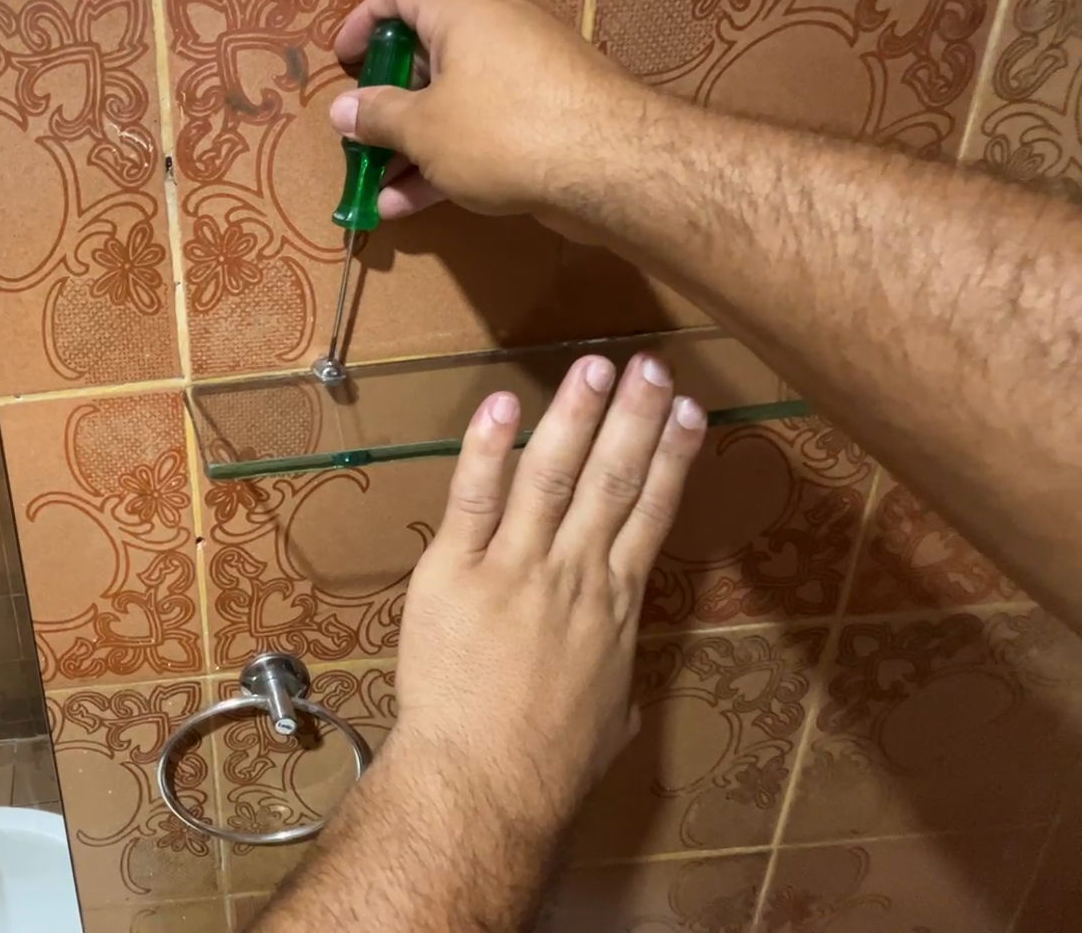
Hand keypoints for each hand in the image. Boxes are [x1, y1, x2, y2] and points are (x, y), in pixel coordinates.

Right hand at [328, 0, 654, 230]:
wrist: (608, 169)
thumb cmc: (501, 131)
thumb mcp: (423, 127)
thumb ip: (377, 116)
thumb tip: (342, 110)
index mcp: (462, 14)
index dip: (366, 17)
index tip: (343, 61)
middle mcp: (492, 34)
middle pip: (423, 54)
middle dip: (383, 100)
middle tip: (357, 132)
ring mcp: (517, 79)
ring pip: (446, 103)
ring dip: (405, 145)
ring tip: (372, 187)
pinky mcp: (535, 119)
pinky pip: (472, 133)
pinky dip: (437, 163)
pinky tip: (404, 205)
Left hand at [387, 353, 705, 826]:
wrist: (486, 778)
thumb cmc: (545, 756)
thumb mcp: (606, 712)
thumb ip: (614, 673)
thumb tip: (619, 673)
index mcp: (615, 604)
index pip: (651, 514)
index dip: (670, 458)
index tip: (685, 412)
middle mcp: (575, 575)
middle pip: (613, 481)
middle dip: (632, 418)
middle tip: (650, 364)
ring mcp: (517, 568)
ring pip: (554, 477)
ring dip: (576, 416)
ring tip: (596, 366)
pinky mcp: (458, 570)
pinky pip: (476, 498)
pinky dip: (488, 450)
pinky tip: (502, 406)